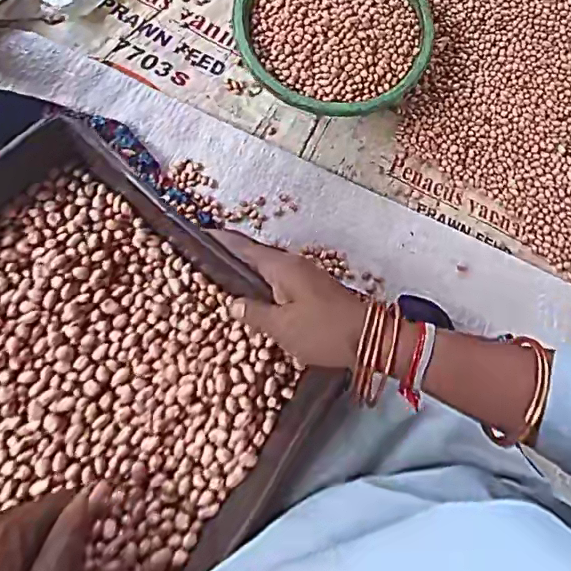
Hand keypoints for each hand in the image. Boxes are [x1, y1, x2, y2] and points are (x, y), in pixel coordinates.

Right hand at [209, 230, 366, 369]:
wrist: (371, 337)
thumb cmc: (323, 330)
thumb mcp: (282, 327)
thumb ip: (254, 313)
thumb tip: (233, 303)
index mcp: (281, 266)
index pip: (243, 247)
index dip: (220, 240)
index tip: (200, 233)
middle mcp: (292, 264)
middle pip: (255, 255)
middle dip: (230, 256)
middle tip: (203, 260)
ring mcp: (304, 276)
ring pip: (267, 270)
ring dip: (247, 273)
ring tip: (222, 280)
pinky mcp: (312, 290)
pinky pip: (278, 282)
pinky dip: (262, 285)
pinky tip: (254, 300)